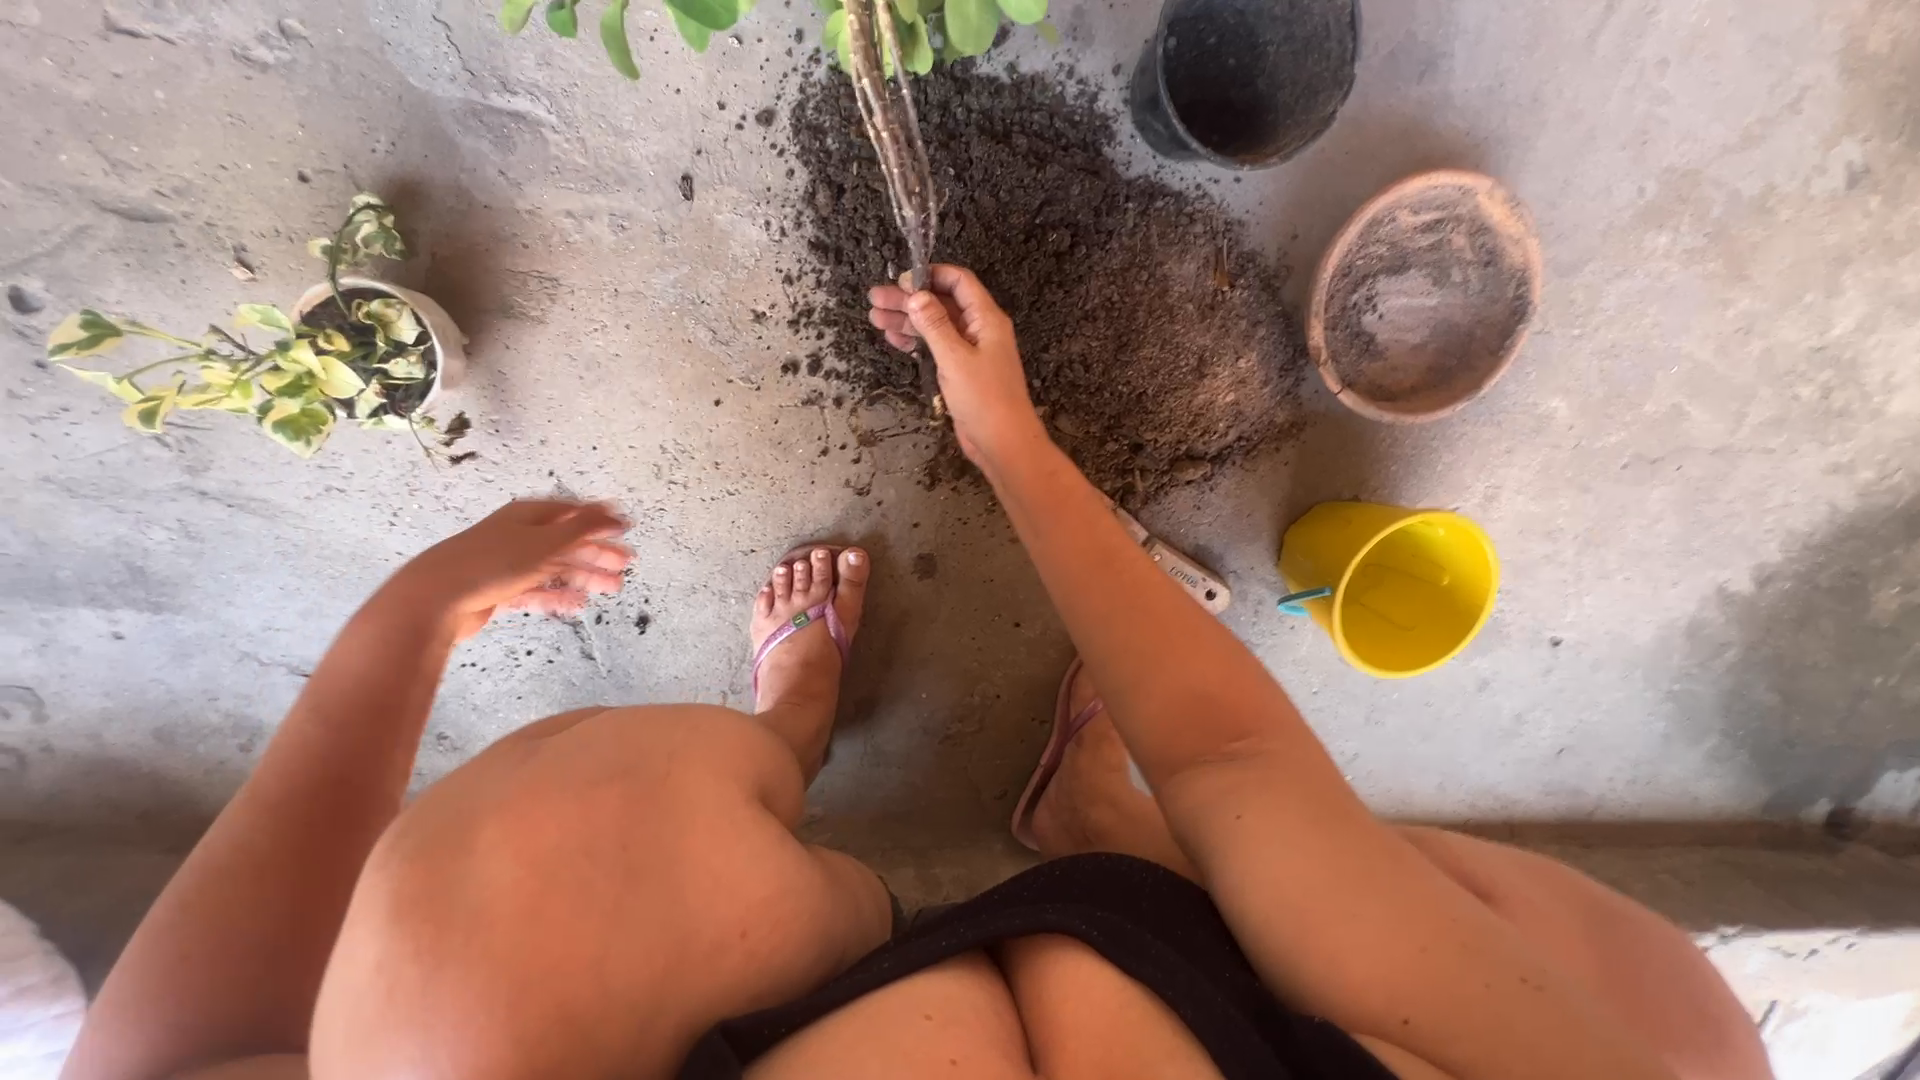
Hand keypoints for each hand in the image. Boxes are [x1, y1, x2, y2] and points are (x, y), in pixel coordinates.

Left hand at [388, 499, 631, 641]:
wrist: (436, 598)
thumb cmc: (490, 563)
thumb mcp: (546, 541)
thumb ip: (584, 528)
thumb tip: (614, 513)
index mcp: (529, 517)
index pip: (573, 513)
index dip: (600, 519)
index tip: (624, 527)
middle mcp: (519, 536)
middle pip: (567, 542)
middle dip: (598, 552)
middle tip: (624, 562)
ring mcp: (508, 564)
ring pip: (556, 568)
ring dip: (585, 576)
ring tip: (612, 587)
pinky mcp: (500, 590)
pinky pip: (538, 591)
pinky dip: (559, 596)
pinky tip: (578, 604)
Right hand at [868, 265, 1047, 469]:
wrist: (1002, 442)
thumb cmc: (985, 399)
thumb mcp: (956, 358)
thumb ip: (935, 325)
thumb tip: (916, 294)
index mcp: (986, 319)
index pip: (959, 282)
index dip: (931, 276)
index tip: (902, 280)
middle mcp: (978, 330)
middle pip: (941, 304)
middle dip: (909, 300)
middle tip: (875, 298)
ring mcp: (969, 351)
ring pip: (934, 326)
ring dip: (907, 321)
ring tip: (875, 318)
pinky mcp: (960, 372)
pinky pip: (935, 348)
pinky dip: (915, 342)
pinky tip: (893, 338)